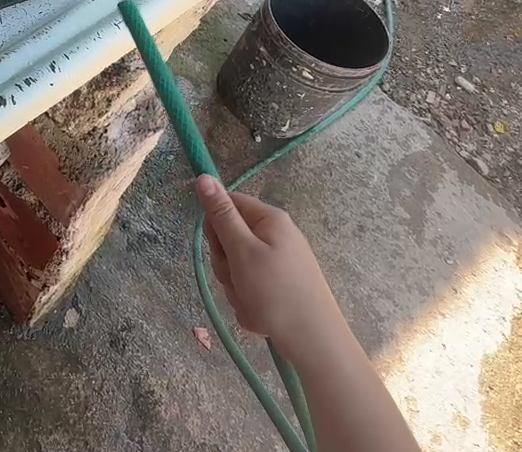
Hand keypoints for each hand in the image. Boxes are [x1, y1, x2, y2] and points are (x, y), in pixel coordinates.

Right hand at [196, 175, 344, 357]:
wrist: (317, 345)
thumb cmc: (276, 292)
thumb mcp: (242, 250)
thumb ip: (221, 214)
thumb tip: (204, 176)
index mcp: (270, 219)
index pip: (228, 204)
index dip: (215, 226)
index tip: (219, 248)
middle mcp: (277, 236)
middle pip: (231, 238)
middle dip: (226, 263)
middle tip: (237, 280)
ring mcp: (281, 262)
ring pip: (238, 266)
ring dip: (236, 286)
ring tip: (251, 303)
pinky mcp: (282, 286)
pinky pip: (251, 287)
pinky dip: (249, 301)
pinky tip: (260, 315)